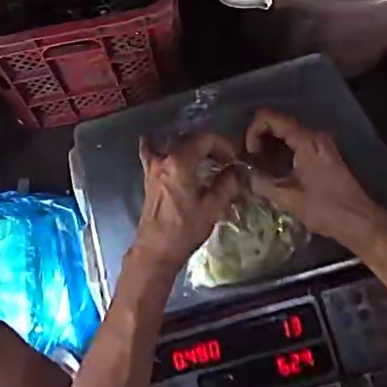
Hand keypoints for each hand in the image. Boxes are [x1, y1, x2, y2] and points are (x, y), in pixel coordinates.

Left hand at [133, 131, 241, 272]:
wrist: (156, 248)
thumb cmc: (184, 229)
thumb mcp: (212, 207)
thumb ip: (227, 184)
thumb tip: (238, 170)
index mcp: (179, 162)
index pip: (205, 139)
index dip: (223, 144)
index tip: (234, 158)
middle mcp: (163, 158)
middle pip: (190, 138)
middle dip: (211, 146)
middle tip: (226, 160)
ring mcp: (153, 165)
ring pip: (174, 143)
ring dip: (192, 146)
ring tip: (206, 158)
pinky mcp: (148, 175)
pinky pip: (150, 152)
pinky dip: (155, 145)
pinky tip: (157, 141)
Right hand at [242, 108, 386, 241]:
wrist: (362, 223)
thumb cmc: (326, 209)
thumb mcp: (289, 199)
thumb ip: (262, 183)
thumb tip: (244, 176)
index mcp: (306, 141)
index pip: (270, 118)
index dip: (253, 130)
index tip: (250, 153)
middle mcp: (315, 136)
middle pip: (279, 123)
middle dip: (261, 138)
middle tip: (252, 160)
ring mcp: (322, 144)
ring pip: (288, 133)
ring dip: (271, 144)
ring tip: (262, 166)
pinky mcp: (326, 154)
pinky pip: (298, 142)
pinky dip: (284, 150)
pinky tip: (278, 169)